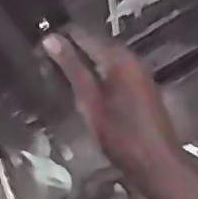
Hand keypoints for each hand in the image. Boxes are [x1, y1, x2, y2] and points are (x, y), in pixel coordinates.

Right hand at [42, 28, 188, 192]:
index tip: (38, 49)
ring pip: (102, 57)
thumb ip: (71, 68)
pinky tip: (82, 88)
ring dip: (82, 64)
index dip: (59, 39)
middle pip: (93, 43)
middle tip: (44, 65)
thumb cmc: (121, 135)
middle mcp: (130, 56)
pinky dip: (96, 74)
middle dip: (70, 51)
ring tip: (57, 76)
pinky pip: (112, 69)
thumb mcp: (89, 101)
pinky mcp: (140, 85)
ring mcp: (137, 70)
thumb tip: (50, 37)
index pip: (81, 33)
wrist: (158, 165)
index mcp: (117, 56)